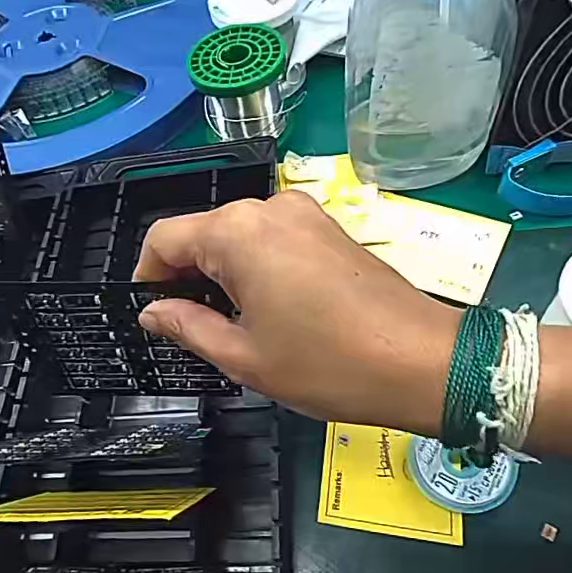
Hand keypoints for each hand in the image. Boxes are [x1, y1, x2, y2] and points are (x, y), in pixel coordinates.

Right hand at [132, 190, 459, 435]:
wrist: (423, 362)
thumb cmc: (327, 365)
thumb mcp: (243, 356)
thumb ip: (186, 326)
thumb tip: (152, 312)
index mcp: (237, 232)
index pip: (163, 238)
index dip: (147, 276)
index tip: (152, 313)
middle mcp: (267, 207)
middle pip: (200, 232)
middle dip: (185, 276)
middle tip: (189, 328)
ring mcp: (302, 212)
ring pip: (235, 235)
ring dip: (220, 272)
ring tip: (231, 323)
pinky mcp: (326, 226)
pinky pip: (269, 237)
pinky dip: (252, 265)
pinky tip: (266, 306)